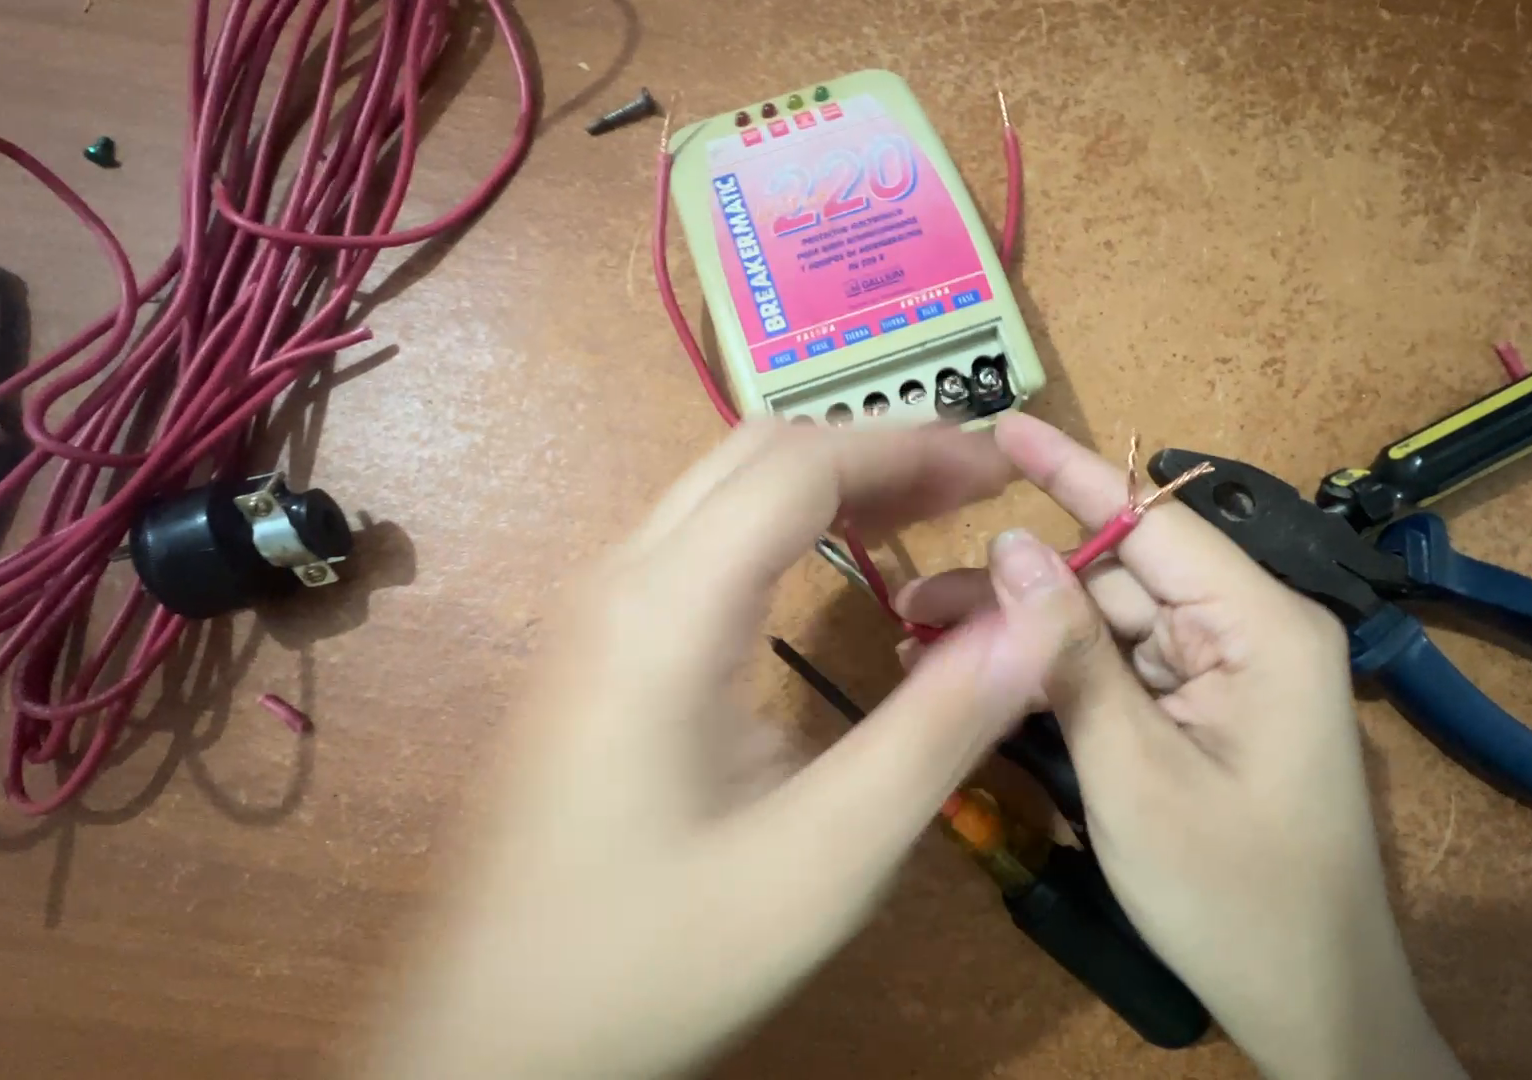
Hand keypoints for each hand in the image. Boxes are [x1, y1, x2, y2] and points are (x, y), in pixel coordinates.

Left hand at [368, 421, 1086, 1078]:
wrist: (497, 1030)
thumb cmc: (656, 953)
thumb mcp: (822, 858)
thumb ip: (936, 729)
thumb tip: (1034, 621)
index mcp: (667, 610)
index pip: (801, 465)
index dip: (911, 448)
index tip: (998, 469)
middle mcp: (621, 577)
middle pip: (759, 454)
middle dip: (875, 450)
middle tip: (971, 488)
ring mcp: (600, 604)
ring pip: (725, 487)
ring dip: (830, 479)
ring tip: (923, 512)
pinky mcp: (600, 639)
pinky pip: (701, 536)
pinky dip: (786, 521)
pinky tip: (834, 563)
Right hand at [897, 414, 1463, 1079]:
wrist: (1308, 1014)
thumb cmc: (1233, 897)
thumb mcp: (1136, 773)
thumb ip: (1072, 655)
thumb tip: (1011, 549)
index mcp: (1258, 628)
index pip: (1150, 520)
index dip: (1070, 471)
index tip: (1003, 428)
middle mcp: (1238, 634)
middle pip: (1109, 579)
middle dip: (1012, 586)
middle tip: (914, 601)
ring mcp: (1213, 677)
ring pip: (1096, 626)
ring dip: (1016, 634)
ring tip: (923, 644)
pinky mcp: (1188, 714)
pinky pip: (1106, 672)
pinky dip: (1043, 675)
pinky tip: (979, 680)